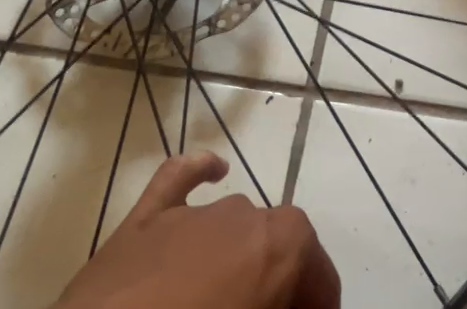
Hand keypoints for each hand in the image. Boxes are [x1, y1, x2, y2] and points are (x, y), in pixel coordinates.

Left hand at [54, 152, 340, 308]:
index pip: (321, 280)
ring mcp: (193, 213)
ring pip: (236, 225)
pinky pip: (180, 179)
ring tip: (233, 297)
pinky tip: (215, 171)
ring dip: (244, 258)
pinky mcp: (145, 219)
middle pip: (281, 251)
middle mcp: (245, 215)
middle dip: (283, 286)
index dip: (317, 305)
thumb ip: (281, 306)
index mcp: (283, 245)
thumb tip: (289, 302)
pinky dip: (201, 172)